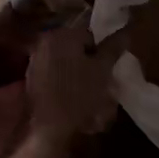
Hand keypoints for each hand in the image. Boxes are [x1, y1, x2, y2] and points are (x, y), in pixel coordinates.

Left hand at [25, 14, 123, 146]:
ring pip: (65, 62)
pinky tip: (70, 97)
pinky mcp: (32, 79)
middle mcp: (44, 43)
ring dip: (77, 73)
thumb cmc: (79, 95)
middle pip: (75, 48)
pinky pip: (54, 74)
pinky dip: (64, 82)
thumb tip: (126, 30)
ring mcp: (35, 61)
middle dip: (88, 62)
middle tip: (98, 82)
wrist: (50, 127)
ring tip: (86, 93)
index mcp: (62, 35)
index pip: (90, 35)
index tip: (105, 71)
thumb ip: (113, 48)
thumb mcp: (102, 70)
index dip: (101, 53)